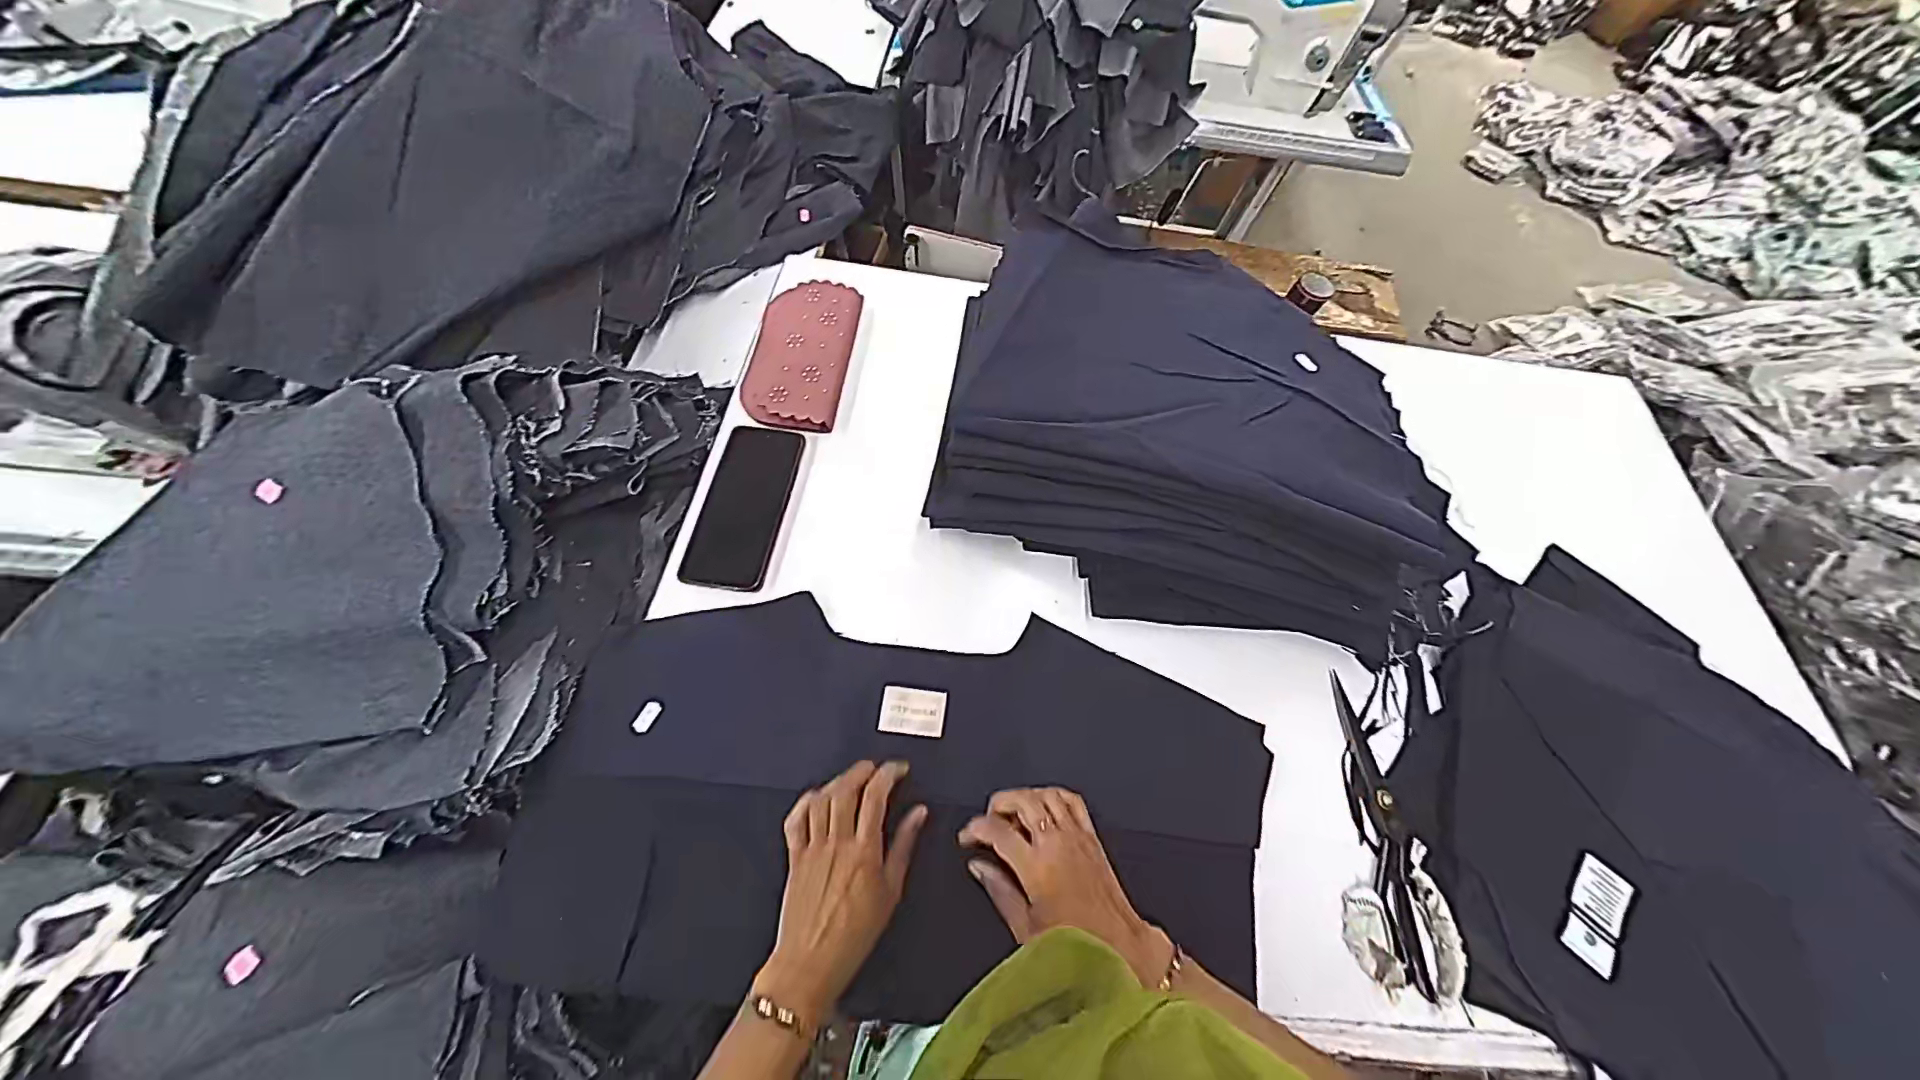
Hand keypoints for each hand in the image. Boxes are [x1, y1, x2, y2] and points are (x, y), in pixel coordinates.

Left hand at [754, 761, 927, 1024]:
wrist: (811, 964)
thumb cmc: (854, 935)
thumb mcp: (891, 891)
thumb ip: (904, 846)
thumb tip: (918, 814)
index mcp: (864, 852)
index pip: (875, 796)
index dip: (888, 774)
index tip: (898, 769)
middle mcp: (837, 844)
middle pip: (845, 789)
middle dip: (862, 771)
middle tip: (875, 768)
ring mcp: (812, 849)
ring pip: (821, 799)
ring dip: (838, 781)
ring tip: (851, 779)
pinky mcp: (795, 857)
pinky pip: (795, 819)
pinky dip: (806, 801)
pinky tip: (817, 797)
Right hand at [958, 787, 1172, 986]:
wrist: (1120, 949)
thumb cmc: (1077, 947)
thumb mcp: (1026, 927)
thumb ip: (999, 890)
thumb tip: (980, 867)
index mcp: (1037, 866)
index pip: (997, 830)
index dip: (976, 828)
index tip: (968, 836)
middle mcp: (1057, 843)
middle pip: (1021, 801)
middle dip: (998, 804)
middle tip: (987, 821)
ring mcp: (1076, 836)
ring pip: (1046, 794)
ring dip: (1024, 797)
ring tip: (1012, 812)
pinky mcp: (1092, 837)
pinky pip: (1072, 801)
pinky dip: (1053, 796)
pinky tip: (1044, 806)